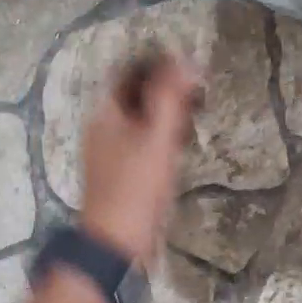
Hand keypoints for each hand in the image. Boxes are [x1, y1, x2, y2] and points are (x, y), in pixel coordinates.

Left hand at [78, 52, 202, 264]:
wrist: (116, 243)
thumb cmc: (136, 188)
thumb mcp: (156, 138)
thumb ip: (169, 97)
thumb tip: (184, 59)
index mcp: (106, 114)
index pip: (129, 71)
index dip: (157, 63)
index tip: (189, 64)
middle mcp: (103, 128)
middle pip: (134, 95)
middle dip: (165, 88)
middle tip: (198, 90)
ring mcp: (110, 152)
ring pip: (139, 120)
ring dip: (165, 113)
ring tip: (194, 114)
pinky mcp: (121, 174)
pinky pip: (142, 143)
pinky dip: (161, 137)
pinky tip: (180, 145)